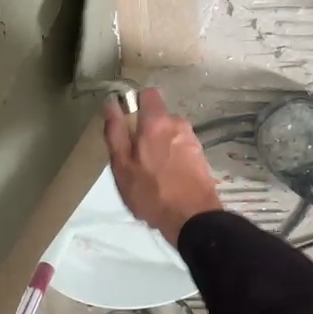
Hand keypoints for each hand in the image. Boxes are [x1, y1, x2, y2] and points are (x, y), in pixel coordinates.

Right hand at [102, 89, 223, 244]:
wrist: (193, 219)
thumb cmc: (151, 192)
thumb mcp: (122, 166)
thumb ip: (115, 132)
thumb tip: (111, 103)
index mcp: (157, 121)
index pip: (147, 94)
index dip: (135, 104)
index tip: (126, 125)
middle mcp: (178, 123)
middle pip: (157, 117)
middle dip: (145, 131)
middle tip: (134, 159)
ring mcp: (192, 139)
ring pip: (169, 134)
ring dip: (159, 146)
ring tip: (151, 174)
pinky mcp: (201, 156)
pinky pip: (180, 148)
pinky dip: (172, 158)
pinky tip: (167, 180)